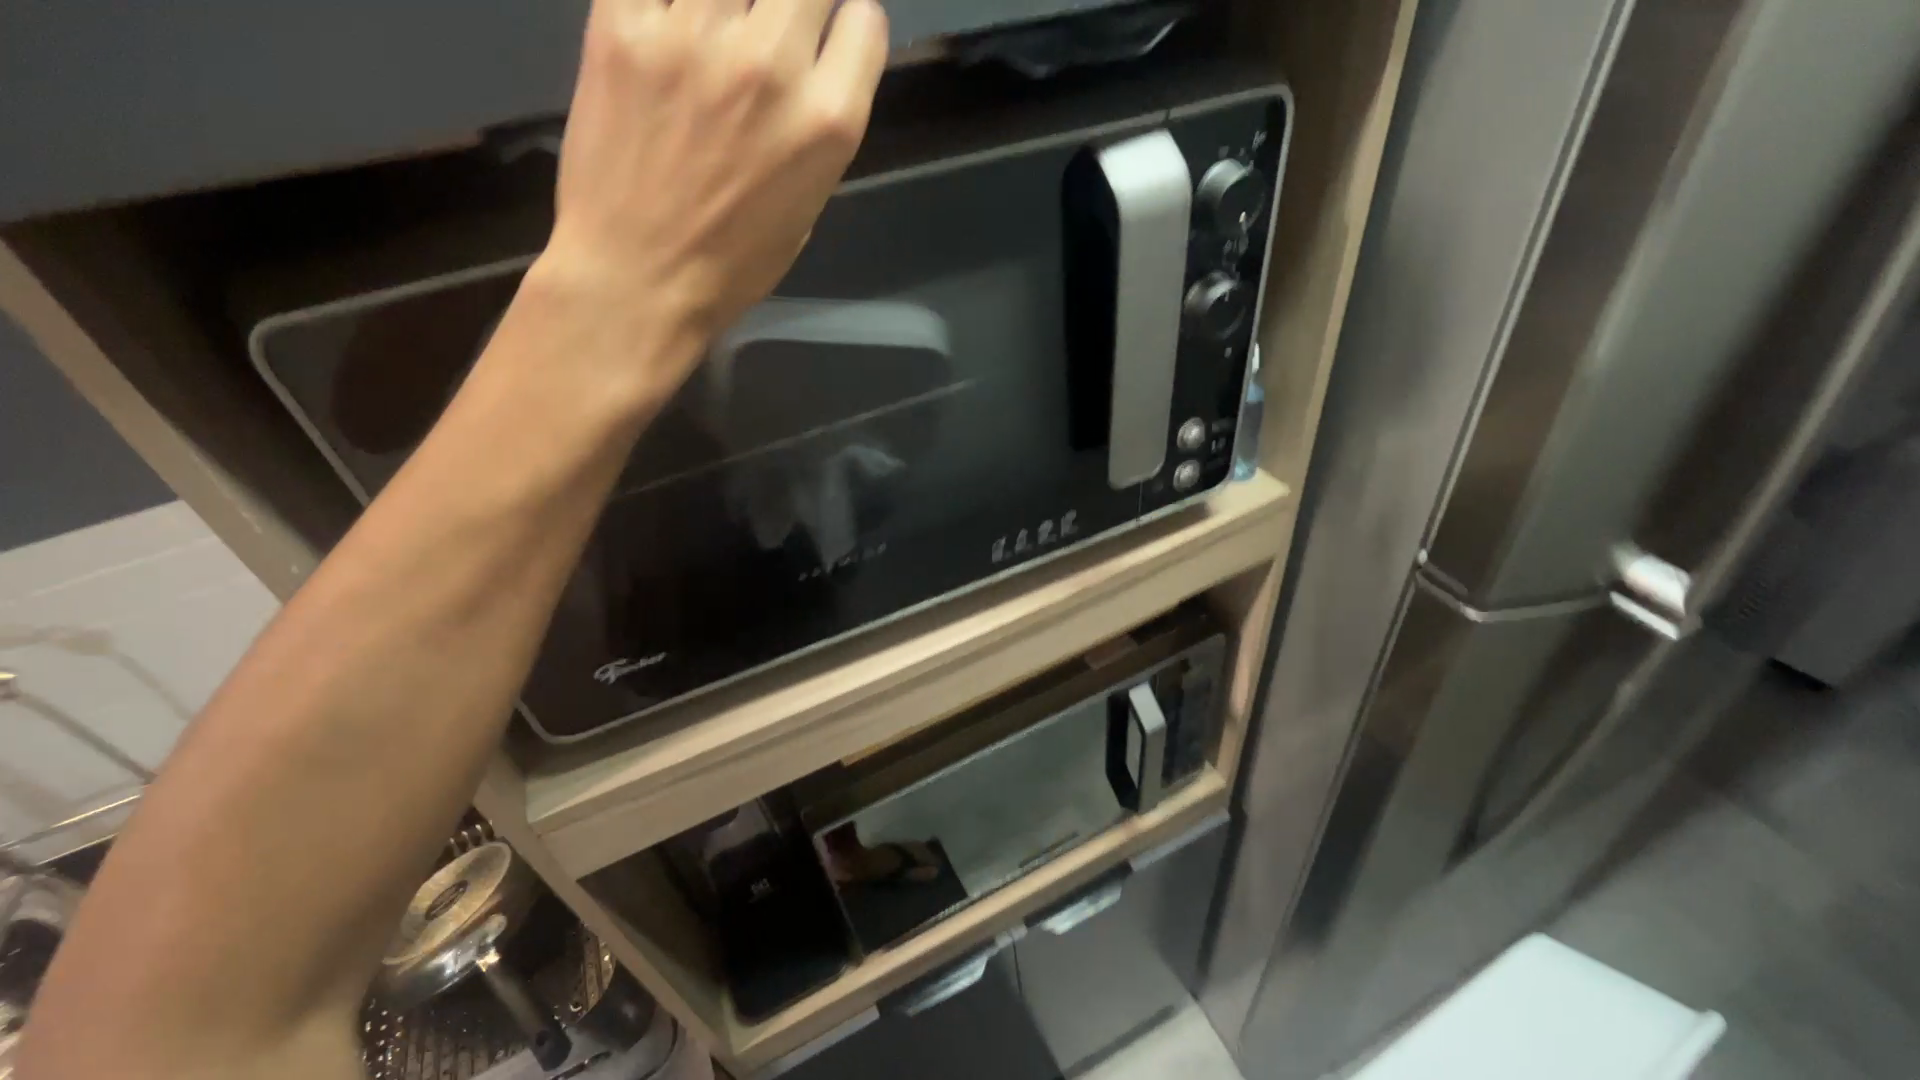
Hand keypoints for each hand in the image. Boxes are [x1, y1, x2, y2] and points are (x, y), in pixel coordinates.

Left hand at [530, 0, 888, 400]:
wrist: (636, 280)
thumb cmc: (731, 263)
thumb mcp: (808, 203)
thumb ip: (819, 126)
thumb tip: (816, 73)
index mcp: (828, 119)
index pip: (865, 20)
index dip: (849, 26)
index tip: (828, 39)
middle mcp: (771, 65)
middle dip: (801, 2)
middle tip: (771, 27)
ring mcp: (693, 37)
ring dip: (734, 0)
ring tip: (718, 28)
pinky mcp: (622, 26)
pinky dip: (666, 1)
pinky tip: (669, 21)